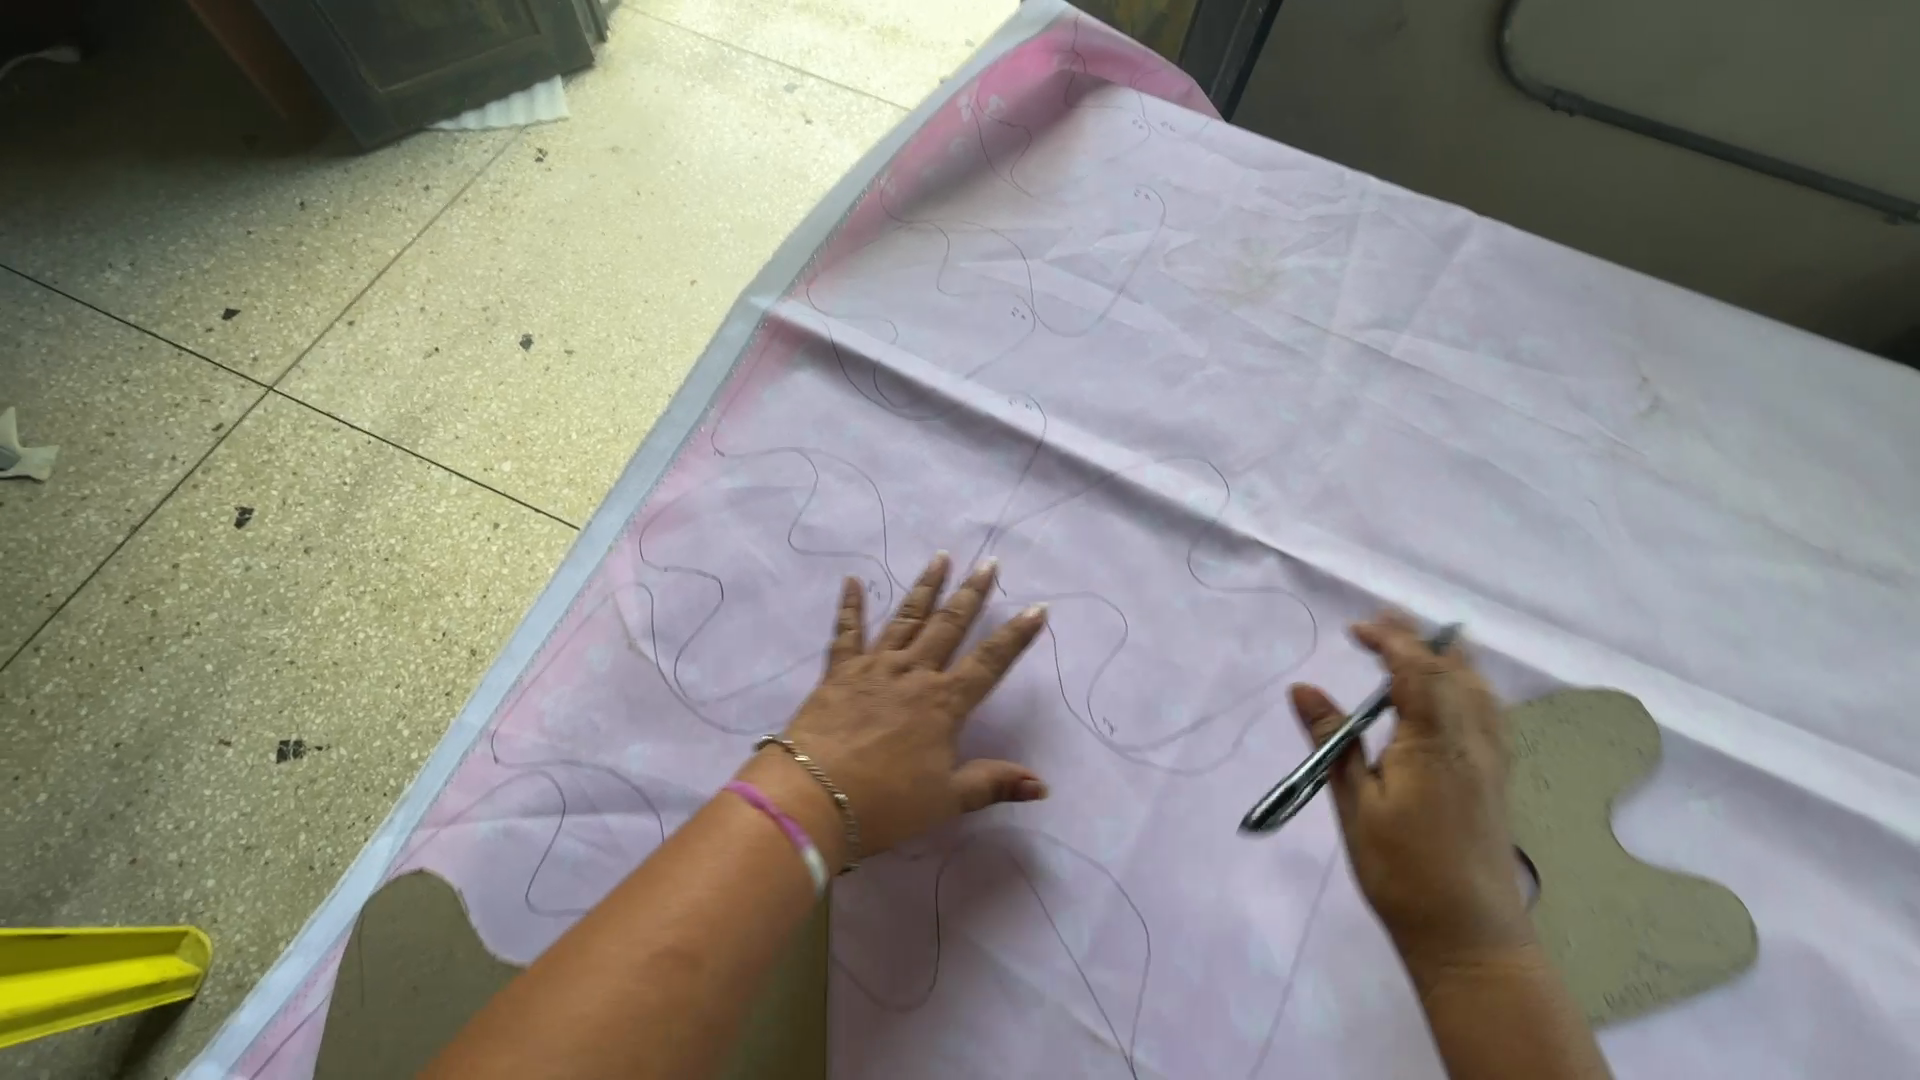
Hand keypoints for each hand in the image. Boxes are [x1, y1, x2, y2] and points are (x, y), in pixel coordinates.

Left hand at [745, 553, 1049, 864]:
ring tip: (940, 558)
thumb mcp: (947, 800)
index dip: (1016, 636)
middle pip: (949, 626)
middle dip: (971, 594)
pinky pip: (846, 633)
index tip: (1037, 608)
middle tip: (988, 563)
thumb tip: (1043, 787)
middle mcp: (913, 674)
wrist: (814, 796)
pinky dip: (850, 606)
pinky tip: (852, 581)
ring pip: (906, 618)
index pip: (989, 662)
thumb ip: (993, 784)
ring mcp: (874, 668)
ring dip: (925, 588)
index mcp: (944, 702)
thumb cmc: (886, 802)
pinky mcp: (839, 673)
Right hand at [1290, 613, 1533, 972]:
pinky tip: (1446, 696)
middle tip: (1377, 627)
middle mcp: (1472, 742)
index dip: (1390, 640)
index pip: (1417, 671)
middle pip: (1455, 671)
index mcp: (1434, 745)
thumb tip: (1302, 689)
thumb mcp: (1354, 805)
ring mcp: (1492, 760)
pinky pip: (1487, 712)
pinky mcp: (1497, 778)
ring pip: (1478, 689)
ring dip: (1444, 659)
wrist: (1469, 934)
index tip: (1355, 629)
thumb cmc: (1402, 870)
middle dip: (1418, 640)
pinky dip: (1464, 685)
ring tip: (1409, 649)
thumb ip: (1333, 741)